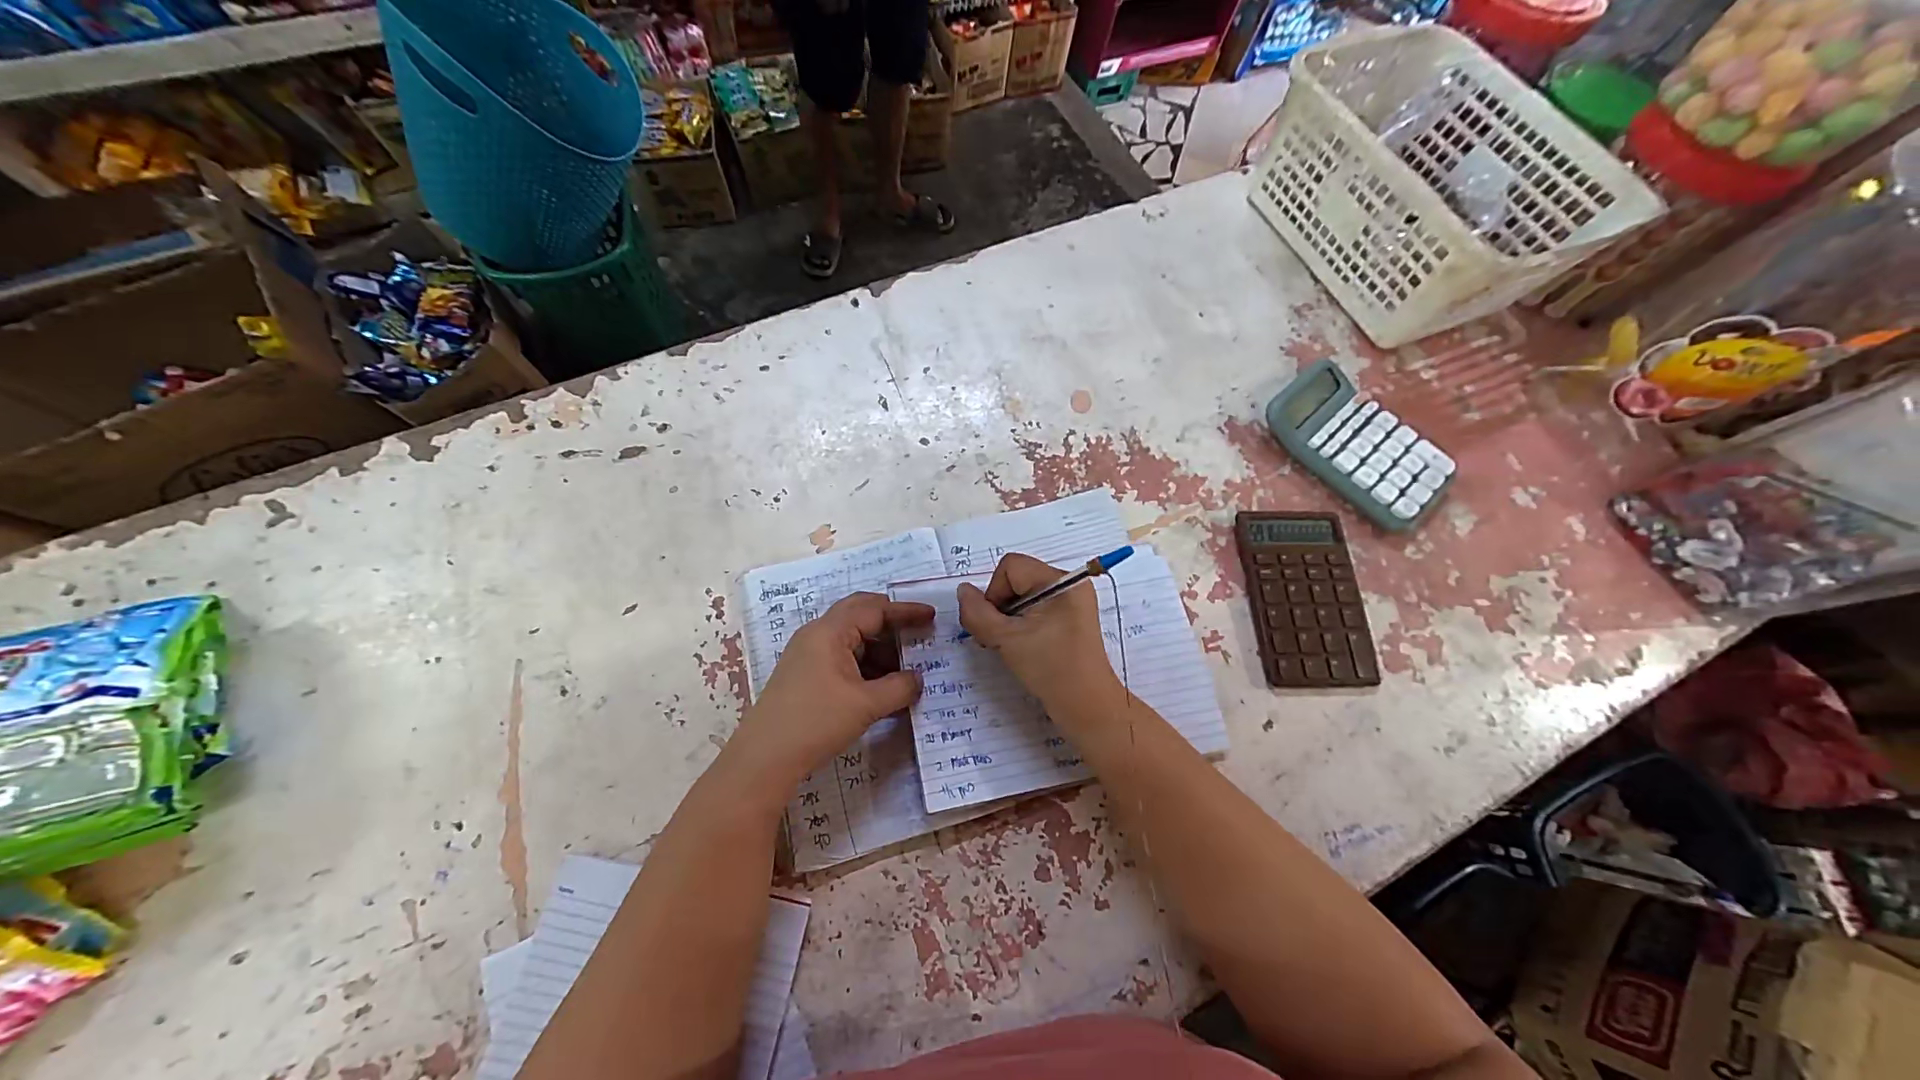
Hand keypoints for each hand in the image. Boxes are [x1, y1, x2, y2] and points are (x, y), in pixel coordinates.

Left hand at [723, 593, 932, 793]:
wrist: (764, 758)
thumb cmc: (816, 722)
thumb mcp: (866, 705)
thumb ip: (899, 687)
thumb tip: (917, 679)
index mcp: (830, 632)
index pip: (874, 609)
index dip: (905, 611)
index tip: (932, 616)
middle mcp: (817, 636)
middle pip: (860, 616)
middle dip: (891, 624)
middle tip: (919, 634)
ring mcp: (808, 656)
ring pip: (852, 640)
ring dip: (880, 650)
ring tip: (906, 670)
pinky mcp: (805, 676)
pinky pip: (843, 659)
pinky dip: (866, 666)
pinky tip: (883, 687)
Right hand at [956, 554, 1124, 726]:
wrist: (1086, 705)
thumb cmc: (1050, 669)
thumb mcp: (1005, 639)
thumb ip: (977, 612)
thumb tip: (964, 592)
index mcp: (1061, 581)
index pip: (1011, 567)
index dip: (994, 592)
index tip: (997, 625)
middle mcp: (1070, 585)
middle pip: (1017, 578)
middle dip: (1001, 605)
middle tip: (1000, 637)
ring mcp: (1072, 602)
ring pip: (1024, 594)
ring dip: (1009, 617)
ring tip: (1011, 644)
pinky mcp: (1070, 618)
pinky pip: (1036, 607)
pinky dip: (1022, 623)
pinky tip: (1023, 646)